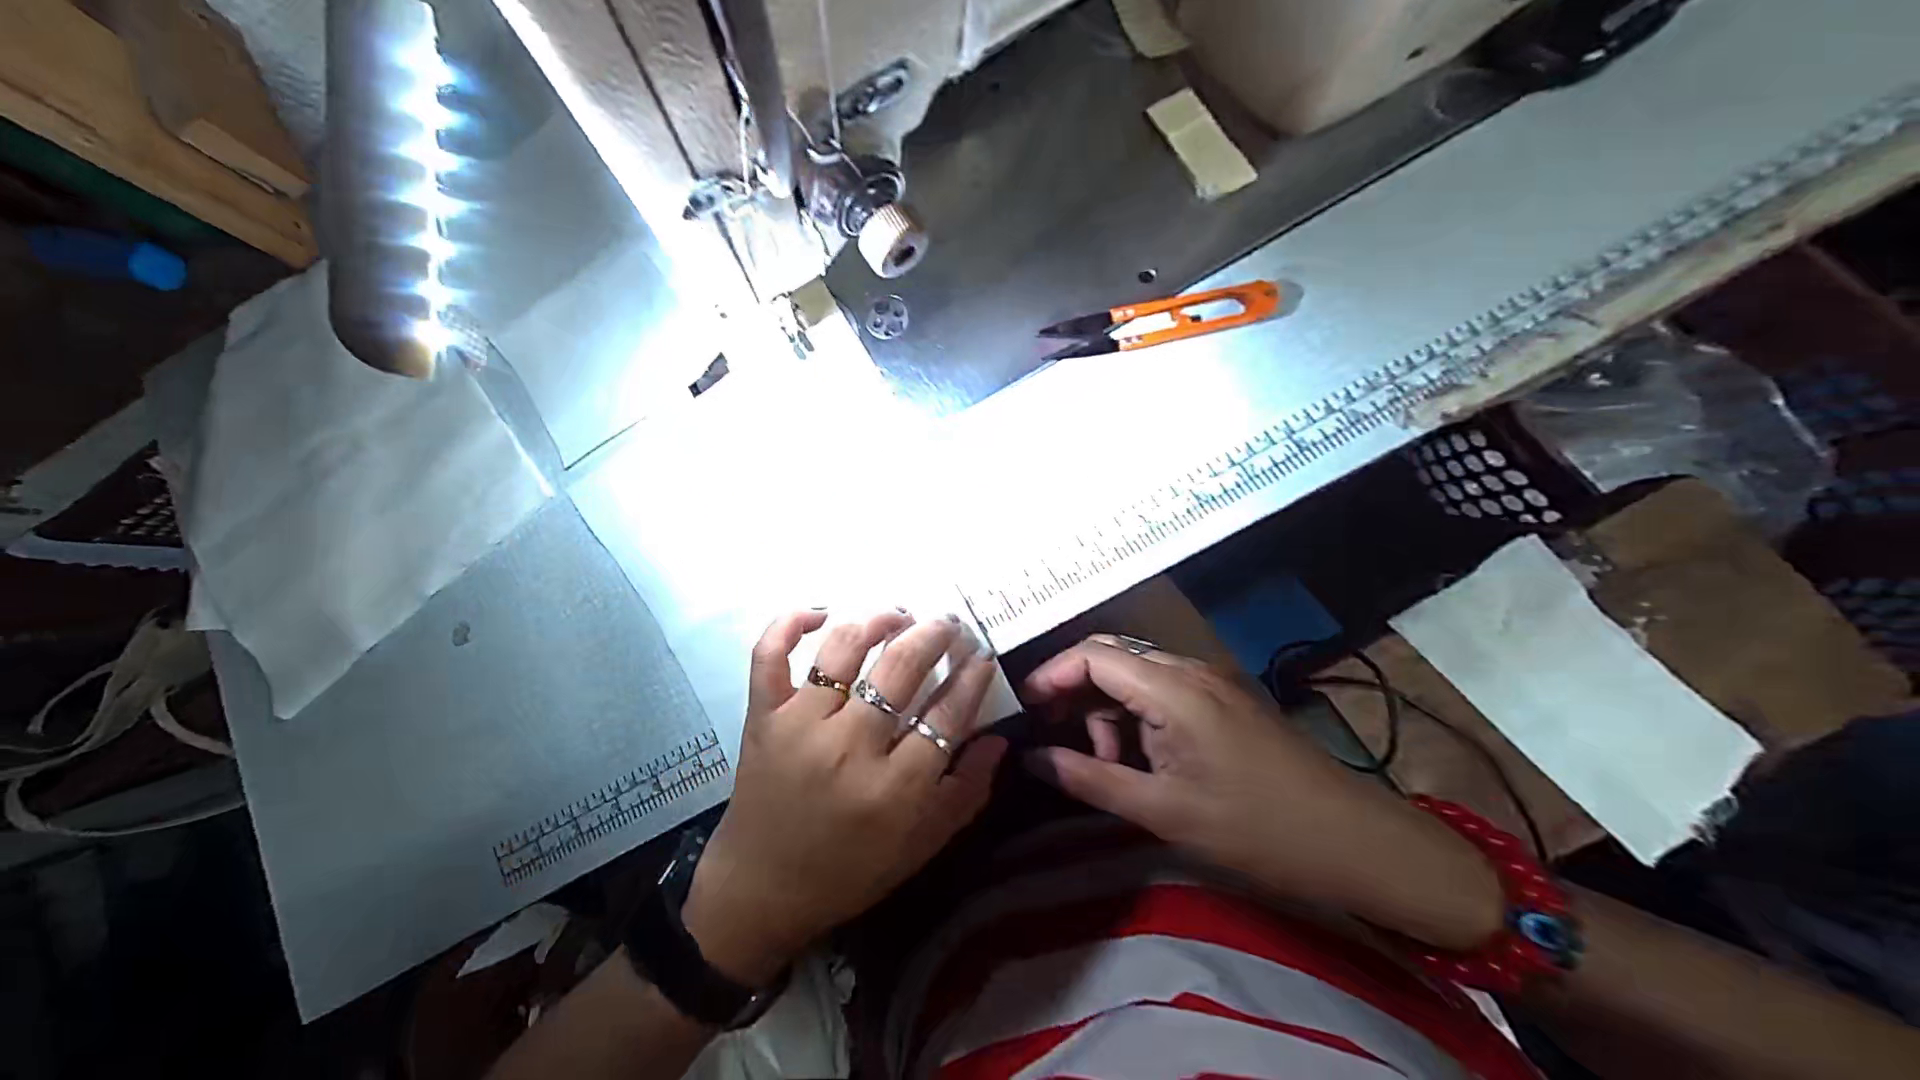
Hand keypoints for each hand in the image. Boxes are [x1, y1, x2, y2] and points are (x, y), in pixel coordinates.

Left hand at [681, 611, 1007, 984]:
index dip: (971, 677)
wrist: (761, 890)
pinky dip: (790, 623)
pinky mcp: (762, 717)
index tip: (982, 655)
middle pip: (901, 668)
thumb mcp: (920, 847)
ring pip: (844, 649)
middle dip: (936, 636)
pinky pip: (769, 656)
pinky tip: (820, 612)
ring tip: (899, 615)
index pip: (946, 714)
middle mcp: (848, 747)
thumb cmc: (849, 872)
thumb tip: (999, 739)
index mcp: (894, 789)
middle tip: (950, 624)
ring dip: (878, 621)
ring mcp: (800, 726)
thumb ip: (966, 793)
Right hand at [1022, 635, 1503, 949]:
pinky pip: (1164, 693)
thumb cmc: (1254, 828)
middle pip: (1113, 659)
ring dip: (1110, 714)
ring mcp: (1212, 683)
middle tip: (1059, 743)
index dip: (1051, 675)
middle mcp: (1190, 670)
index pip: (1093, 655)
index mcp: (1172, 689)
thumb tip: (1031, 759)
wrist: (1354, 841)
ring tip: (1112, 768)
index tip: (1025, 710)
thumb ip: (1089, 779)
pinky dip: (1140, 720)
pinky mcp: (1226, 701)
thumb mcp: (1161, 810)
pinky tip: (1145, 763)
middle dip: (1077, 694)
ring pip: (1137, 678)